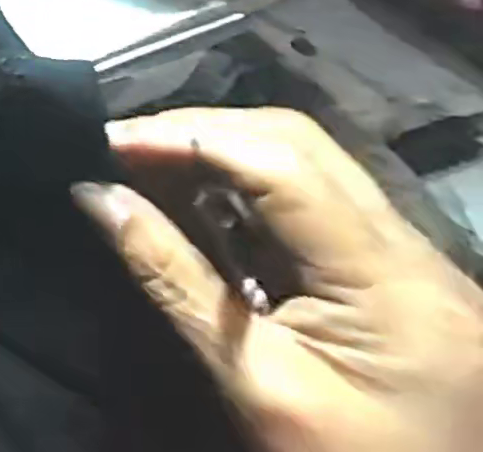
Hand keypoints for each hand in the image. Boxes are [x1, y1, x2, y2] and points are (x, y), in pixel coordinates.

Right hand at [74, 108, 482, 451]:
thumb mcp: (249, 378)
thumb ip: (169, 276)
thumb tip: (90, 191)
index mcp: (395, 286)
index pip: (283, 168)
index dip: (186, 139)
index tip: (107, 142)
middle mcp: (417, 258)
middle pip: (297, 143)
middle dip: (193, 130)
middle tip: (117, 147)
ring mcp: (408, 262)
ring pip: (300, 157)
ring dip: (208, 146)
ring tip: (138, 163)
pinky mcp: (386, 271)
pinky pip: (301, 192)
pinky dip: (229, 176)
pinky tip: (182, 191)